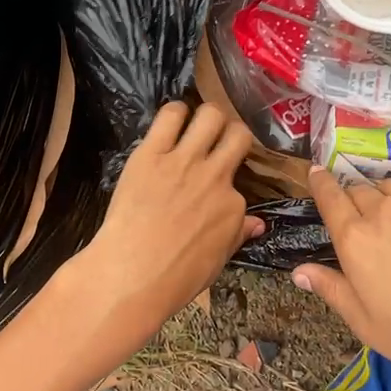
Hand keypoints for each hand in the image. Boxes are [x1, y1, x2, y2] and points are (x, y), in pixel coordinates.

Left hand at [66, 103, 262, 340]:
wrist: (132, 275)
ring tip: (197, 123)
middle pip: (237, 134)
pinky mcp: (152, 153)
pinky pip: (170, 116)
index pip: (240, 182)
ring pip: (209, 116)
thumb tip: (258, 223)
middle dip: (231, 132)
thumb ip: (237, 235)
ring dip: (207, 115)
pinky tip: (173, 118)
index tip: (216, 186)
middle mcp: (215, 176)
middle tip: (218, 139)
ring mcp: (184, 161)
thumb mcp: (216, 262)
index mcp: (233, 206)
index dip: (228, 182)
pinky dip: (175, 111)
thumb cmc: (174, 279)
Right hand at [292, 165, 390, 390]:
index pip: (330, 196)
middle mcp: (384, 212)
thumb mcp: (367, 325)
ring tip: (389, 216)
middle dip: (351, 196)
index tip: (315, 171)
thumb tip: (299, 271)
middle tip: (355, 215)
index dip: (320, 182)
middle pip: (359, 188)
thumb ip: (332, 290)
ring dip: (383, 196)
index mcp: (355, 239)